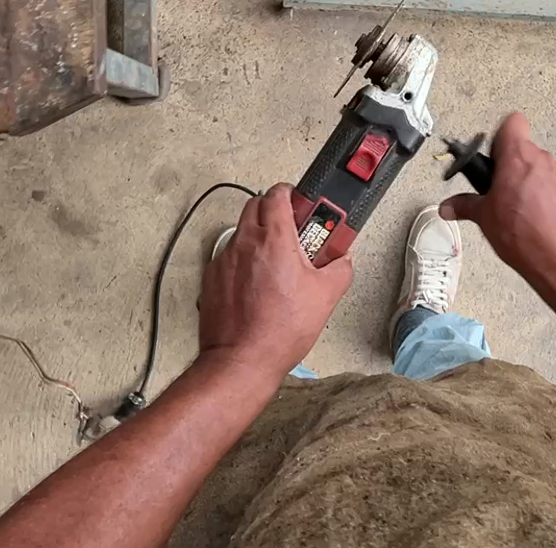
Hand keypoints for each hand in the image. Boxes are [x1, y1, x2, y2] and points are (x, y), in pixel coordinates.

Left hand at [198, 183, 352, 380]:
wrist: (240, 362)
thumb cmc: (278, 331)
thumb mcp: (325, 297)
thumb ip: (340, 270)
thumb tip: (343, 261)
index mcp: (274, 239)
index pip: (277, 194)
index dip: (291, 193)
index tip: (302, 205)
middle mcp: (245, 243)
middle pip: (256, 205)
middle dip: (274, 210)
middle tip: (292, 230)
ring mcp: (224, 260)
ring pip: (242, 231)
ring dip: (258, 236)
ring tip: (276, 261)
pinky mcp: (211, 278)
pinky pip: (229, 256)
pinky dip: (243, 260)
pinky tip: (256, 283)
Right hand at [440, 112, 555, 282]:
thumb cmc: (522, 233)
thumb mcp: (484, 217)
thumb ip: (464, 206)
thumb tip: (448, 206)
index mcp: (517, 156)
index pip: (512, 123)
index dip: (499, 136)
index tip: (490, 155)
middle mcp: (541, 159)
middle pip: (522, 148)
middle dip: (509, 165)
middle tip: (497, 188)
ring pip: (538, 167)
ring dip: (527, 180)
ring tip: (515, 207)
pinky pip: (552, 184)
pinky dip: (543, 194)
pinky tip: (533, 217)